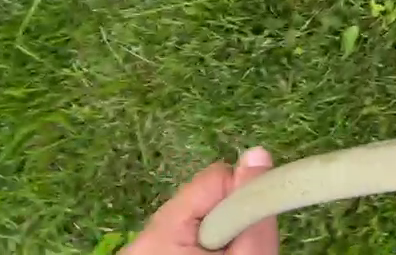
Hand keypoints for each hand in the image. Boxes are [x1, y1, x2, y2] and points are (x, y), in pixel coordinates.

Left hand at [122, 148, 280, 254]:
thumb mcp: (248, 254)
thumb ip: (252, 206)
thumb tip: (258, 152)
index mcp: (162, 229)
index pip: (216, 176)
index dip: (242, 196)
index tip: (250, 225)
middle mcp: (140, 236)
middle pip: (202, 197)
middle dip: (228, 216)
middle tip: (238, 249)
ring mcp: (138, 249)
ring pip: (192, 217)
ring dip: (215, 231)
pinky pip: (178, 234)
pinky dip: (198, 243)